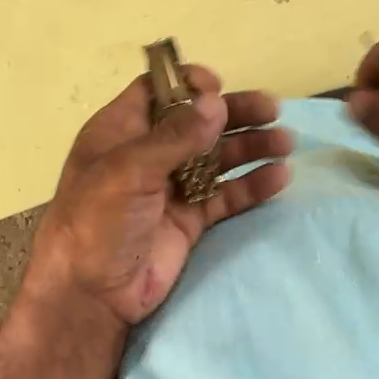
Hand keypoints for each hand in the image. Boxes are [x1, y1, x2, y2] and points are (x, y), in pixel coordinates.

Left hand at [31, 67, 292, 324]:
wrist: (93, 293)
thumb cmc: (97, 222)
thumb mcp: (129, 170)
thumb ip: (175, 136)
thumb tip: (217, 101)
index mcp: (121, 132)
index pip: (159, 92)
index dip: (189, 85)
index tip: (218, 88)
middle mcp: (149, 155)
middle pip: (198, 122)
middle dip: (234, 113)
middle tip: (272, 109)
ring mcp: (172, 189)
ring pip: (218, 158)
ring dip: (251, 147)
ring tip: (285, 142)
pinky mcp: (191, 221)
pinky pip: (227, 196)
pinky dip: (252, 186)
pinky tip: (279, 177)